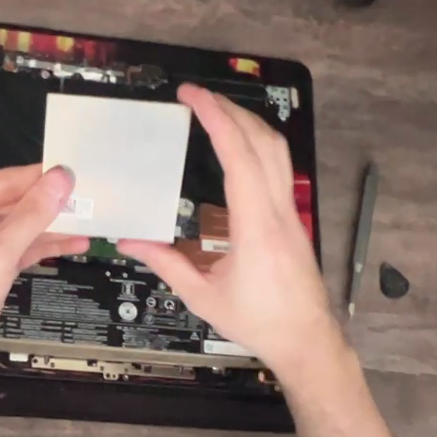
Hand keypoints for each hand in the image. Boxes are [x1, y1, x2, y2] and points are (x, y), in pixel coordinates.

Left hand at [0, 165, 87, 384]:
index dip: (44, 179)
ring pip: (25, 225)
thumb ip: (32, 214)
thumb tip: (60, 180)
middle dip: (53, 204)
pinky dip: (47, 246)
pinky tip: (74, 242)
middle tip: (92, 200)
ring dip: (55, 226)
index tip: (78, 176)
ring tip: (91, 221)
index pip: (8, 180)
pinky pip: (24, 246)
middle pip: (19, 201)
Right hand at [117, 85, 344, 380]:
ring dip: (248, 124)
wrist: (305, 340)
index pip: (239, 156)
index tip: (193, 96)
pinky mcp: (292, 220)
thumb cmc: (259, 322)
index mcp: (256, 227)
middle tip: (197, 97)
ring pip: (277, 151)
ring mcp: (291, 213)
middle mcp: (279, 212)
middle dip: (230, 110)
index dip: (216, 118)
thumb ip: (166, 264)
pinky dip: (257, 147)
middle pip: (263, 142)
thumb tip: (131, 241)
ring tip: (217, 113)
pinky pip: (279, 169)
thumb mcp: (203, 297)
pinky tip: (238, 151)